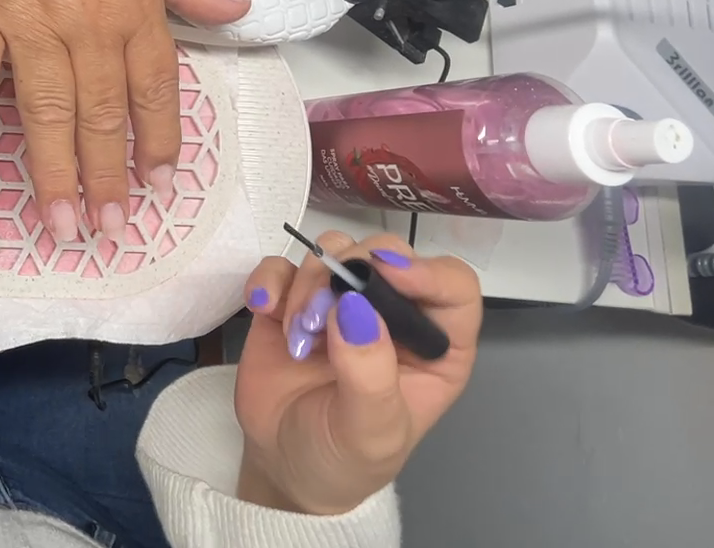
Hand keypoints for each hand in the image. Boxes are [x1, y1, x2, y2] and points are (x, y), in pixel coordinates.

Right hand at [0, 0, 249, 246]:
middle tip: (106, 232)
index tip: (154, 187)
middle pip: (100, 114)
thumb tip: (237, 12)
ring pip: (43, 111)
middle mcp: (88, 20)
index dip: (155, 142)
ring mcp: (28, 19)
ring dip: (53, 173)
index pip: (154, 89)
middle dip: (106, 178)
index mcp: (135, 1)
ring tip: (60, 225)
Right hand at [233, 232, 481, 514]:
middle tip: (318, 319)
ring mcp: (336, 302)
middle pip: (382, 254)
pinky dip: (266, 281)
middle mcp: (390, 315)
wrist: (283, 462)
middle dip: (348, 275)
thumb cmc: (344, 455)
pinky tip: (260, 311)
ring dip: (306, 285)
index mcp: (433, 346)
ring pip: (330, 251)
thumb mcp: (371, 431)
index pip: (452, 286)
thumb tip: (356, 307)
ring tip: (294, 335)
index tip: (384, 273)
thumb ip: (370, 373)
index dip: (425, 271)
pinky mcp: (289, 299)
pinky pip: (278, 265)